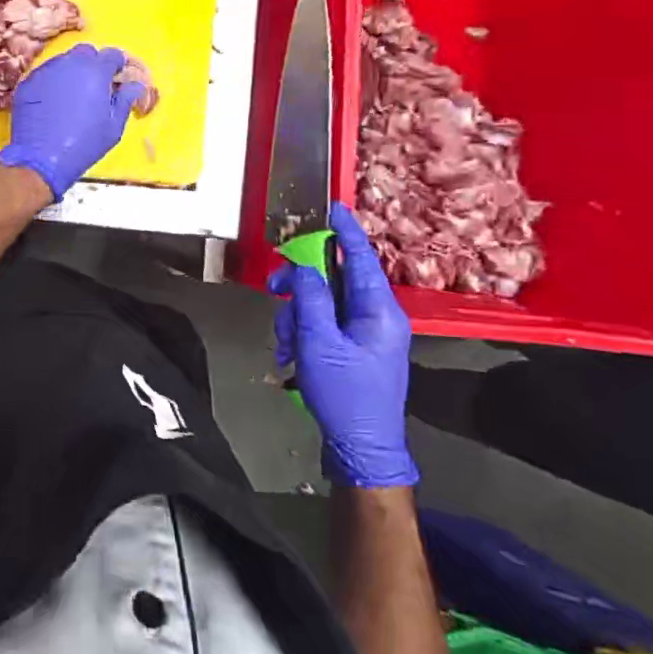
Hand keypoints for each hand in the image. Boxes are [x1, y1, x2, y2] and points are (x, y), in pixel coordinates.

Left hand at [0, 44, 143, 199]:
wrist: (40, 160)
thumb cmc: (84, 145)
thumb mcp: (114, 127)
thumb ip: (125, 100)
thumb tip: (134, 85)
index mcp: (95, 70)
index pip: (112, 54)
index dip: (117, 66)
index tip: (116, 79)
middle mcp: (69, 64)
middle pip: (85, 53)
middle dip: (92, 64)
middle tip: (93, 87)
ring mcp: (45, 72)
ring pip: (62, 62)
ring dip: (70, 73)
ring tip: (71, 97)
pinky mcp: (26, 84)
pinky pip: (44, 77)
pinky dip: (51, 84)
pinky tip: (51, 104)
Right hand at [268, 202, 417, 487]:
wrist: (361, 446)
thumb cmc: (345, 393)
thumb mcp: (320, 342)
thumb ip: (312, 299)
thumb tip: (306, 266)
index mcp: (379, 310)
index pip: (362, 259)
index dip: (346, 232)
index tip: (332, 207)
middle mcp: (376, 317)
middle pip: (332, 283)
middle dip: (299, 290)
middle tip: (273, 292)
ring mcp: (365, 336)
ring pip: (321, 307)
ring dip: (295, 321)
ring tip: (287, 349)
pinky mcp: (352, 351)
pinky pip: (322, 328)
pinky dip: (302, 337)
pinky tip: (291, 359)